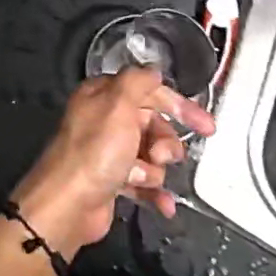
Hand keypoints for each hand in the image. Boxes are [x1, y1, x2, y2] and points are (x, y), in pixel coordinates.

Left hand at [8, 67, 215, 257]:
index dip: (178, 105)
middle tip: (159, 156)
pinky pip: (144, 183)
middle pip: (153, 124)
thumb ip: (137, 82)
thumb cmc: (95, 150)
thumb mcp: (117, 105)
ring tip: (141, 177)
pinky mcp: (112, 180)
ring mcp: (109, 150)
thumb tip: (154, 71)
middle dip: (164, 143)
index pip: (148, 90)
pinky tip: (163, 205)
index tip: (207, 126)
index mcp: (103, 95)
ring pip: (151, 155)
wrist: (69, 203)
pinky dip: (155, 193)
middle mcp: (105, 118)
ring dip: (154, 170)